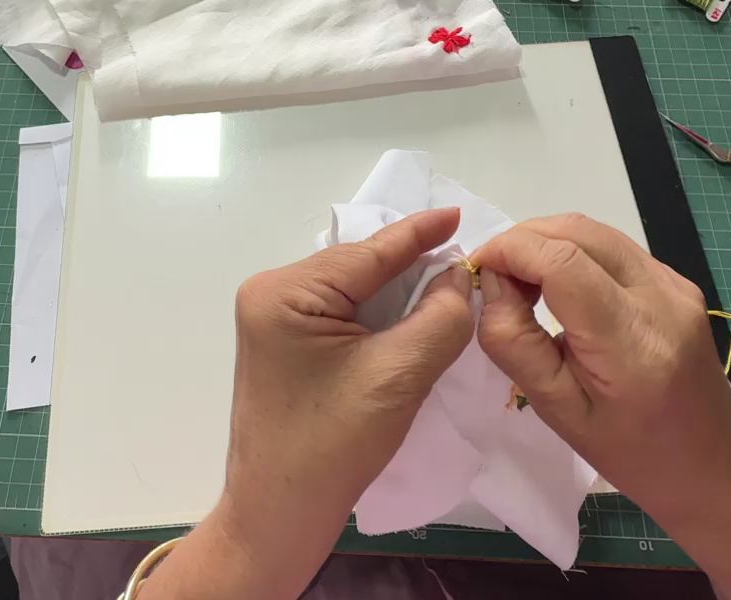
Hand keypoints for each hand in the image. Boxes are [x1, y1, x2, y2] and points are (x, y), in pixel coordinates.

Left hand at [144, 207, 474, 599]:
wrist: (278, 517)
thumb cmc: (333, 448)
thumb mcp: (397, 377)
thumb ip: (438, 318)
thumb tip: (457, 276)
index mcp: (285, 292)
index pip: (366, 254)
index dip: (417, 233)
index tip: (455, 212)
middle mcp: (271, 292)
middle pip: (357, 268)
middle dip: (407, 264)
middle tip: (459, 258)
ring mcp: (272, 316)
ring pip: (350, 289)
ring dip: (393, 290)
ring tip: (441, 281)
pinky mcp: (282, 340)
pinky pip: (338, 310)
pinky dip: (375, 312)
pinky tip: (405, 313)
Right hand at [472, 214, 730, 598]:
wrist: (713, 468)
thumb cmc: (629, 452)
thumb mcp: (555, 410)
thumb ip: (513, 341)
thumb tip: (492, 281)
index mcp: (633, 345)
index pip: (561, 262)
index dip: (510, 251)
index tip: (479, 271)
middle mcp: (661, 300)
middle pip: (575, 232)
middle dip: (521, 240)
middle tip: (495, 275)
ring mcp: (674, 284)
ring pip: (591, 228)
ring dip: (543, 239)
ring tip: (520, 278)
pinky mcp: (676, 280)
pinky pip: (609, 243)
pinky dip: (569, 248)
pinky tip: (556, 282)